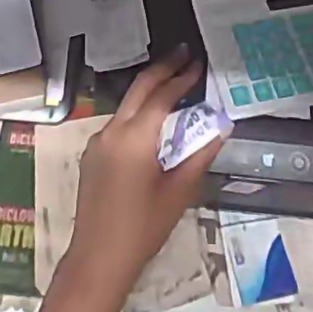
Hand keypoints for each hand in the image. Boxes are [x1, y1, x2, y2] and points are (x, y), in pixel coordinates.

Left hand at [59, 46, 223, 300]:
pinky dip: (137, 113)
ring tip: (174, 83)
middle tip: (183, 54)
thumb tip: (220, 126)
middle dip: (162, 69)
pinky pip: (118, 123)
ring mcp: (98, 141)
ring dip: (149, 91)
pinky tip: (153, 121)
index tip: (198, 64)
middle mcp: (112, 131)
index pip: (161, 97)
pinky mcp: (92, 153)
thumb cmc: (143, 228)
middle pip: (138, 89)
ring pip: (126, 104)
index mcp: (135, 138)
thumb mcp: (179, 192)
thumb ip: (199, 154)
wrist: (98, 257)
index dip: (182, 78)